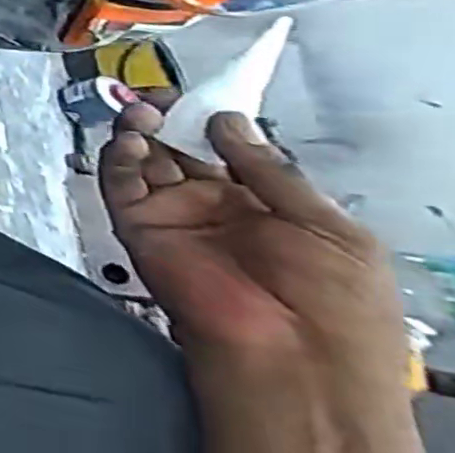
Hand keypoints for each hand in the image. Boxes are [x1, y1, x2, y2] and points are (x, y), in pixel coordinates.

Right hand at [101, 108, 420, 452]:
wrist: (297, 360)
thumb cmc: (336, 300)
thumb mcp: (329, 228)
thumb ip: (271, 170)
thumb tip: (227, 119)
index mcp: (260, 204)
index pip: (221, 148)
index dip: (208, 118)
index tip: (200, 94)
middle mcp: (209, 204)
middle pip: (175, 145)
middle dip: (165, 115)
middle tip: (158, 93)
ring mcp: (171, 214)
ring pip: (141, 157)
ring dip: (138, 128)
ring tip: (144, 110)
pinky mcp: (137, 225)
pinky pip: (119, 183)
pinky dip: (118, 156)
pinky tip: (131, 139)